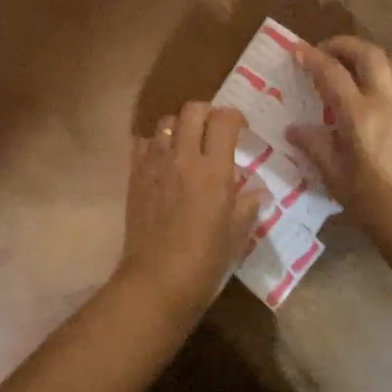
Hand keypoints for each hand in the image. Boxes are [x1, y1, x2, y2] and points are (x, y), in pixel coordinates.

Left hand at [115, 103, 264, 314]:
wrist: (157, 281)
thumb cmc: (204, 261)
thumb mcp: (236, 234)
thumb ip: (248, 204)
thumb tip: (256, 190)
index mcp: (214, 170)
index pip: (225, 121)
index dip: (235, 117)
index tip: (240, 128)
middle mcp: (184, 157)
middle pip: (193, 110)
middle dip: (208, 112)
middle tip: (214, 129)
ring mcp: (156, 163)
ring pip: (167, 121)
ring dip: (180, 125)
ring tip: (187, 142)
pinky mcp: (135, 174)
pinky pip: (143, 141)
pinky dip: (154, 143)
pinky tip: (162, 159)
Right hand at [287, 37, 391, 248]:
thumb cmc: (374, 206)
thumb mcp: (335, 178)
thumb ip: (315, 145)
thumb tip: (294, 128)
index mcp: (361, 117)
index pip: (333, 73)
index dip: (313, 58)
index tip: (297, 49)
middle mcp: (388, 104)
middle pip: (369, 54)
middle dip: (344, 45)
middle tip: (324, 52)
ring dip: (370, 55)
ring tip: (351, 66)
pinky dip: (389, 74)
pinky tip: (376, 90)